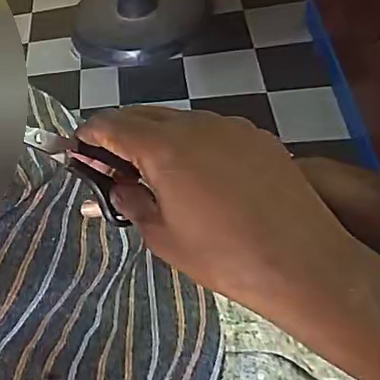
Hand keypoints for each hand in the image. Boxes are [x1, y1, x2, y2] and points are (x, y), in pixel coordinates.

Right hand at [74, 107, 379, 317]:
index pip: (110, 126)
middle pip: (141, 115)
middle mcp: (195, 125)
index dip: (87, 136)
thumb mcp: (161, 235)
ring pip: (176, 120)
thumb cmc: (222, 256)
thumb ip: (130, 202)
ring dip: (152, 137)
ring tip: (150, 172)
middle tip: (107, 165)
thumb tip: (115, 189)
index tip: (75, 151)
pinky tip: (192, 175)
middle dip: (117, 134)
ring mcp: (230, 128)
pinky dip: (187, 143)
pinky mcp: (257, 138)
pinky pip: (207, 130)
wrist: (304, 264)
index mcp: (163, 148)